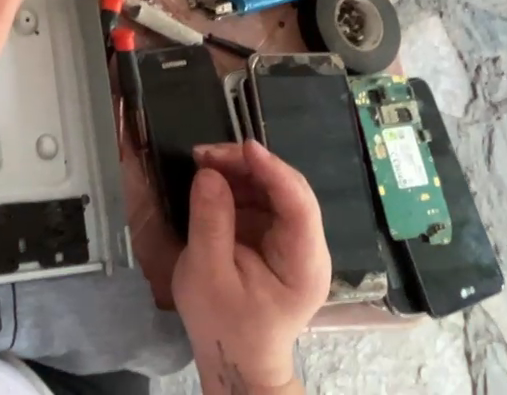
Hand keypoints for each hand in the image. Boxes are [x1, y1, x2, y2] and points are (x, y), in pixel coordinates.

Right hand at [173, 141, 329, 391]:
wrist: (234, 359)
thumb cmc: (223, 323)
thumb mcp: (207, 273)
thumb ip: (210, 221)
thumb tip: (208, 173)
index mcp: (303, 264)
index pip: (299, 206)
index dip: (274, 171)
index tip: (243, 147)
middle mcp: (306, 247)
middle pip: (287, 190)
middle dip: (248, 165)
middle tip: (202, 154)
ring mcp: (290, 240)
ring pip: (272, 188)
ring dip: (238, 170)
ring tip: (200, 161)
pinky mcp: (272, 236)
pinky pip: (259, 198)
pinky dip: (234, 183)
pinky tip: (209, 179)